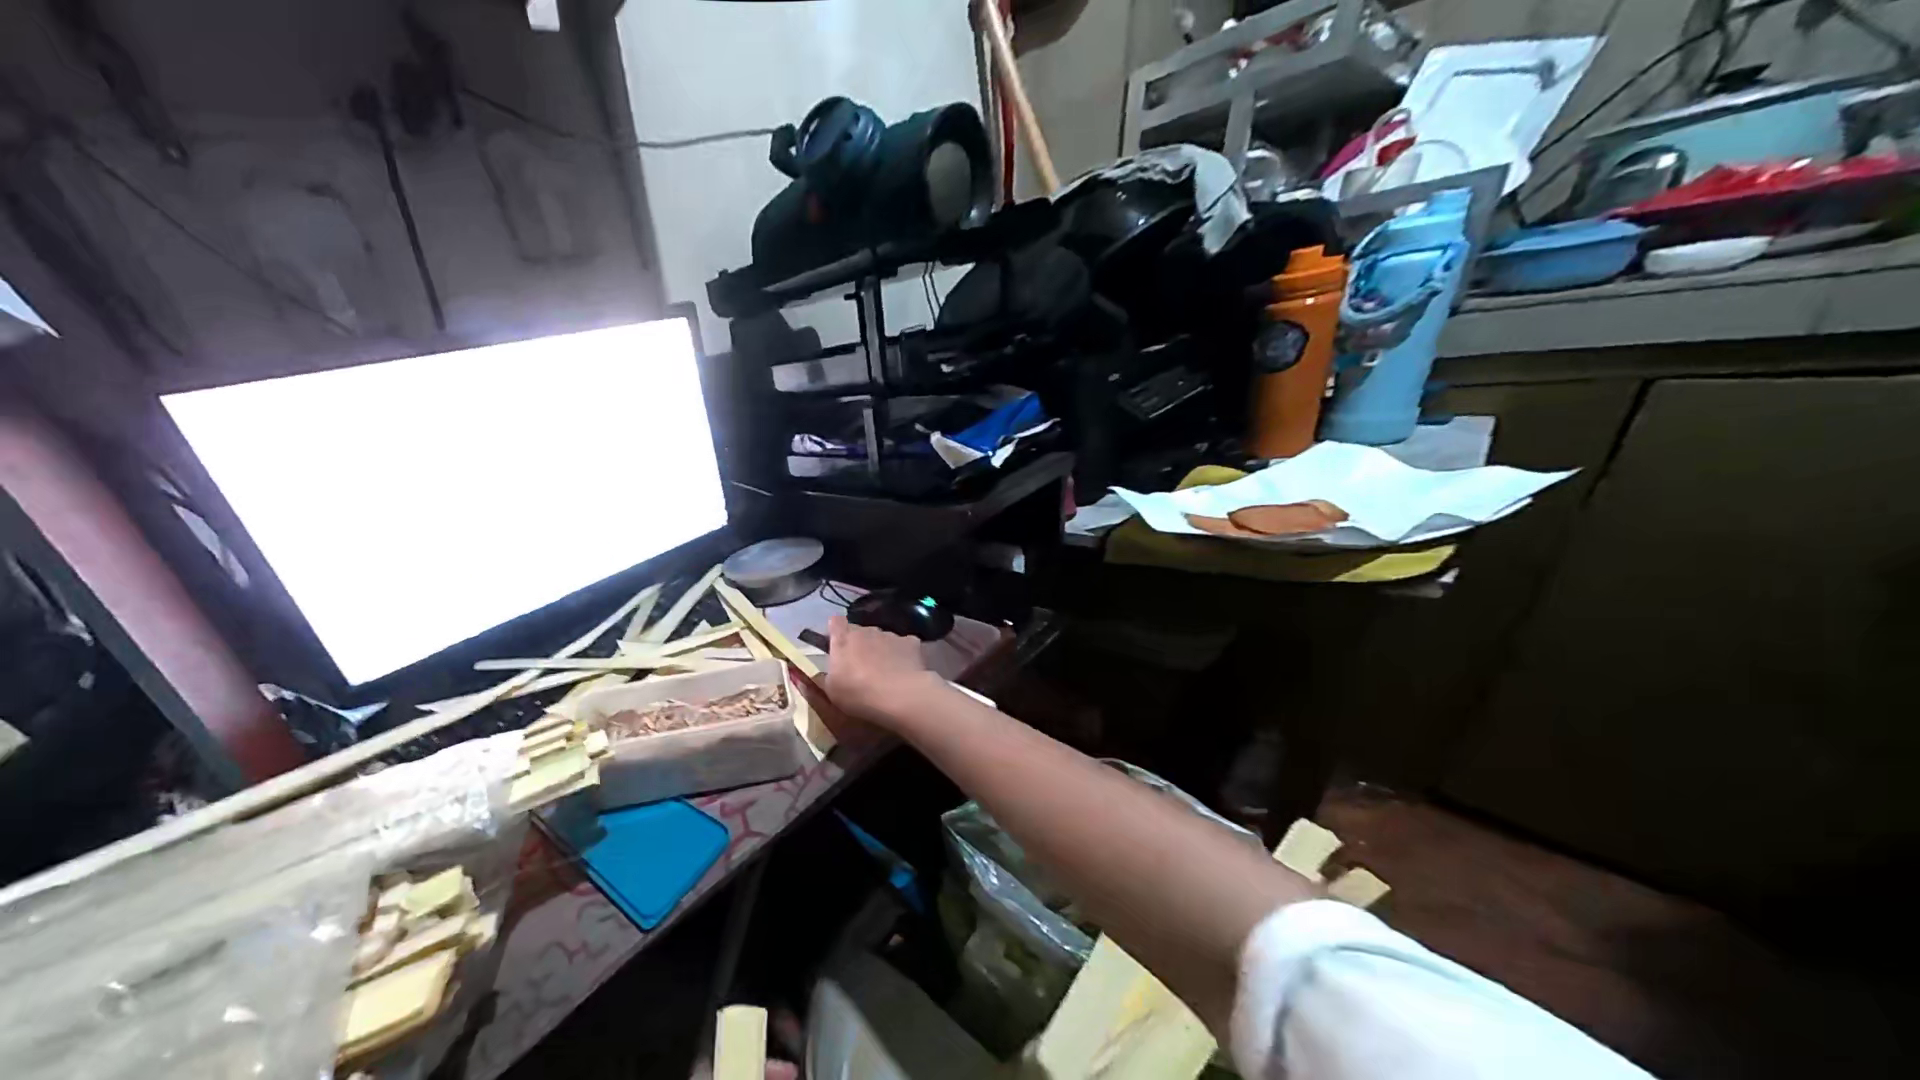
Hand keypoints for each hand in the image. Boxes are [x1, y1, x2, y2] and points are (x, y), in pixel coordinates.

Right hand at [825, 616, 937, 730]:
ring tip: (885, 671)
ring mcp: (890, 635)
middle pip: (860, 631)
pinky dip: (902, 654)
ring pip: (882, 638)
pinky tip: (905, 670)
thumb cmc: (858, 693)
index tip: (835, 642)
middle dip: (859, 643)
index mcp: (843, 639)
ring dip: (880, 649)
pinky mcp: (911, 642)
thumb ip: (826, 675)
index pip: (835, 622)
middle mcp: (867, 631)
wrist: (900, 694)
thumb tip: (825, 670)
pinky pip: (903, 645)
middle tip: (860, 666)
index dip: (835, 630)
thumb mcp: (831, 691)